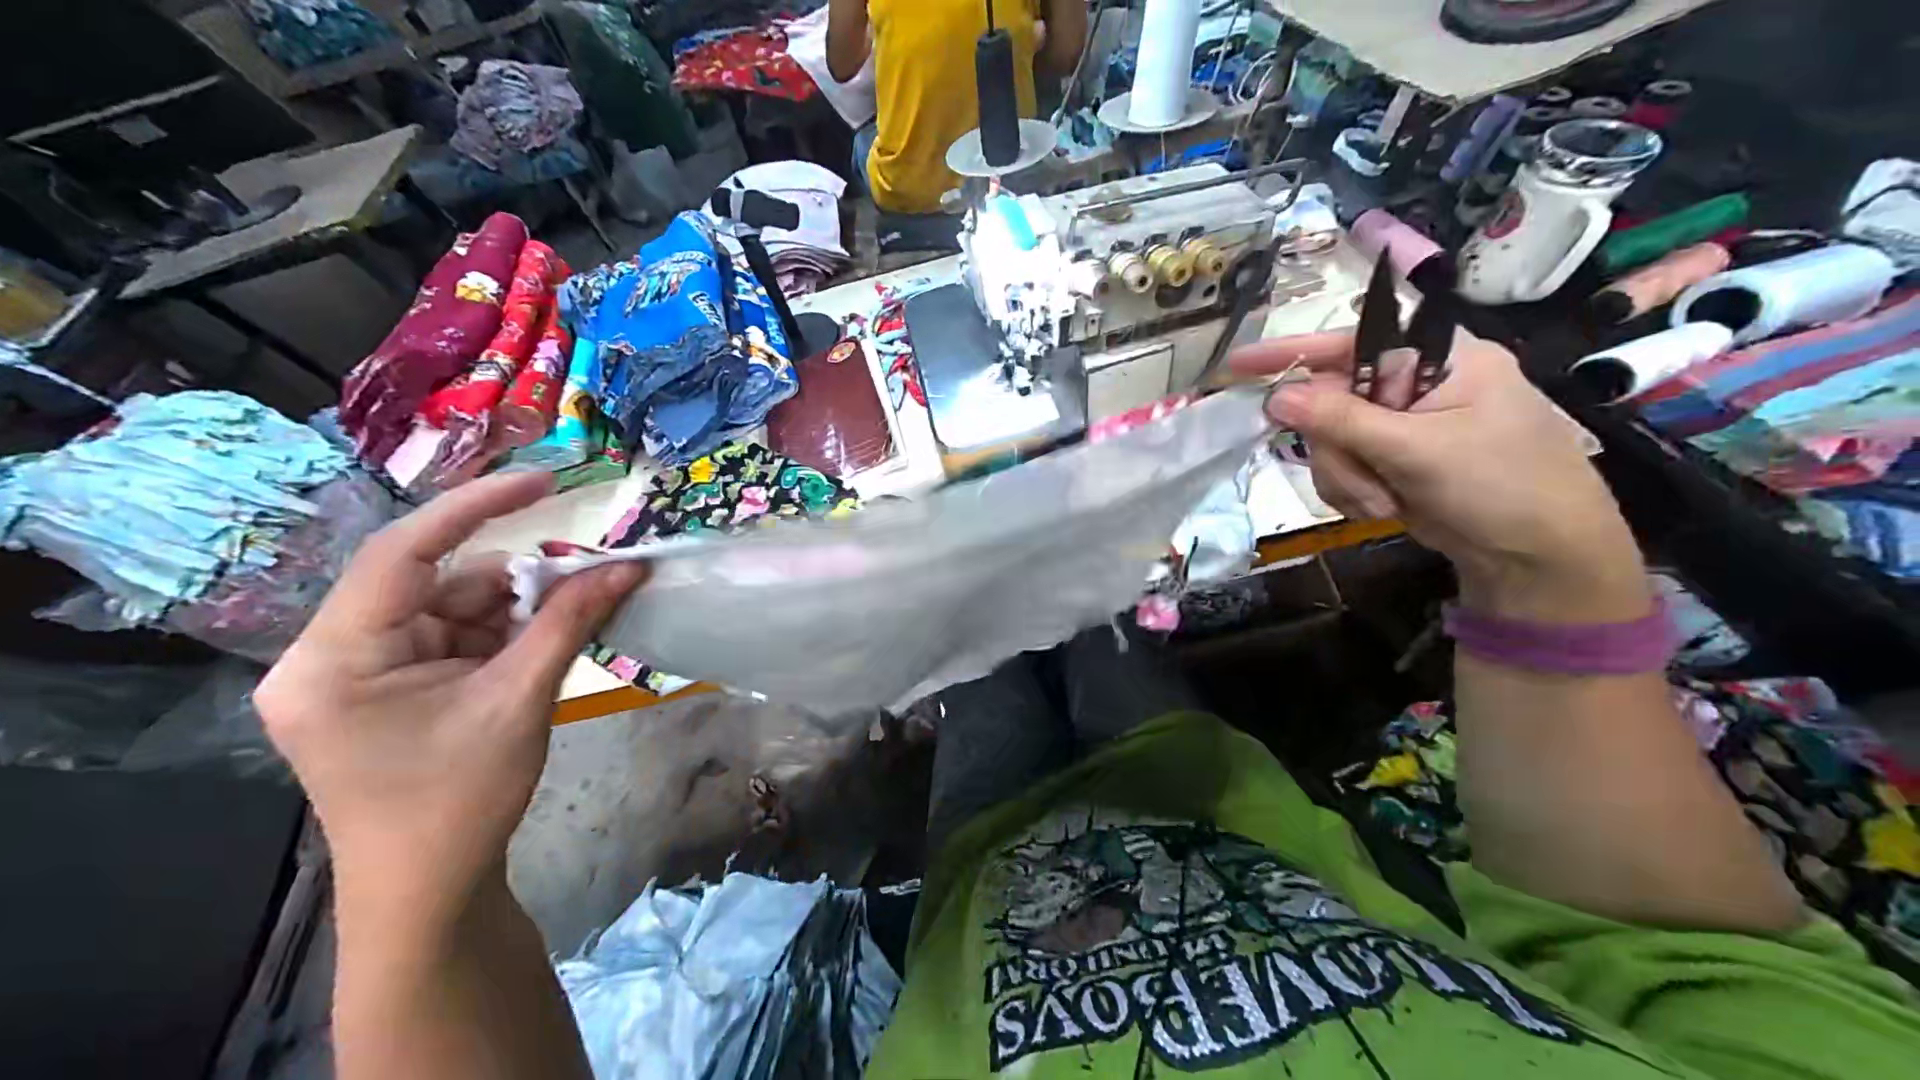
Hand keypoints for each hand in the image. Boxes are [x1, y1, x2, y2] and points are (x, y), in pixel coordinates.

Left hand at [257, 473, 647, 913]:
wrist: (430, 892)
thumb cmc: (461, 802)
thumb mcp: (519, 701)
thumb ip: (569, 622)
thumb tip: (628, 565)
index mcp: (334, 658)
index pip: (402, 553)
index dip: (477, 508)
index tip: (546, 483)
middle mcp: (332, 655)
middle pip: (437, 583)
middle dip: (516, 582)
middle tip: (589, 579)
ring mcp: (361, 673)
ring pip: (454, 609)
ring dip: (517, 612)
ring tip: (574, 622)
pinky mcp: (390, 689)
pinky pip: (456, 638)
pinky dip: (506, 635)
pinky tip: (544, 647)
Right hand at [1230, 329, 1650, 623]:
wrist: (1536, 558)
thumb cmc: (1500, 486)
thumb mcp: (1418, 450)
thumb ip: (1343, 420)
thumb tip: (1276, 397)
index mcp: (1439, 358)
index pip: (1353, 342)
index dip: (1294, 351)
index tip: (1242, 364)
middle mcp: (1415, 385)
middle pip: (1331, 400)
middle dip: (1336, 447)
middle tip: (1361, 479)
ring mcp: (1400, 427)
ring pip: (1329, 441)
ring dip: (1346, 477)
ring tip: (1385, 502)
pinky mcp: (1389, 462)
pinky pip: (1338, 467)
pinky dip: (1350, 492)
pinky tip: (1383, 508)